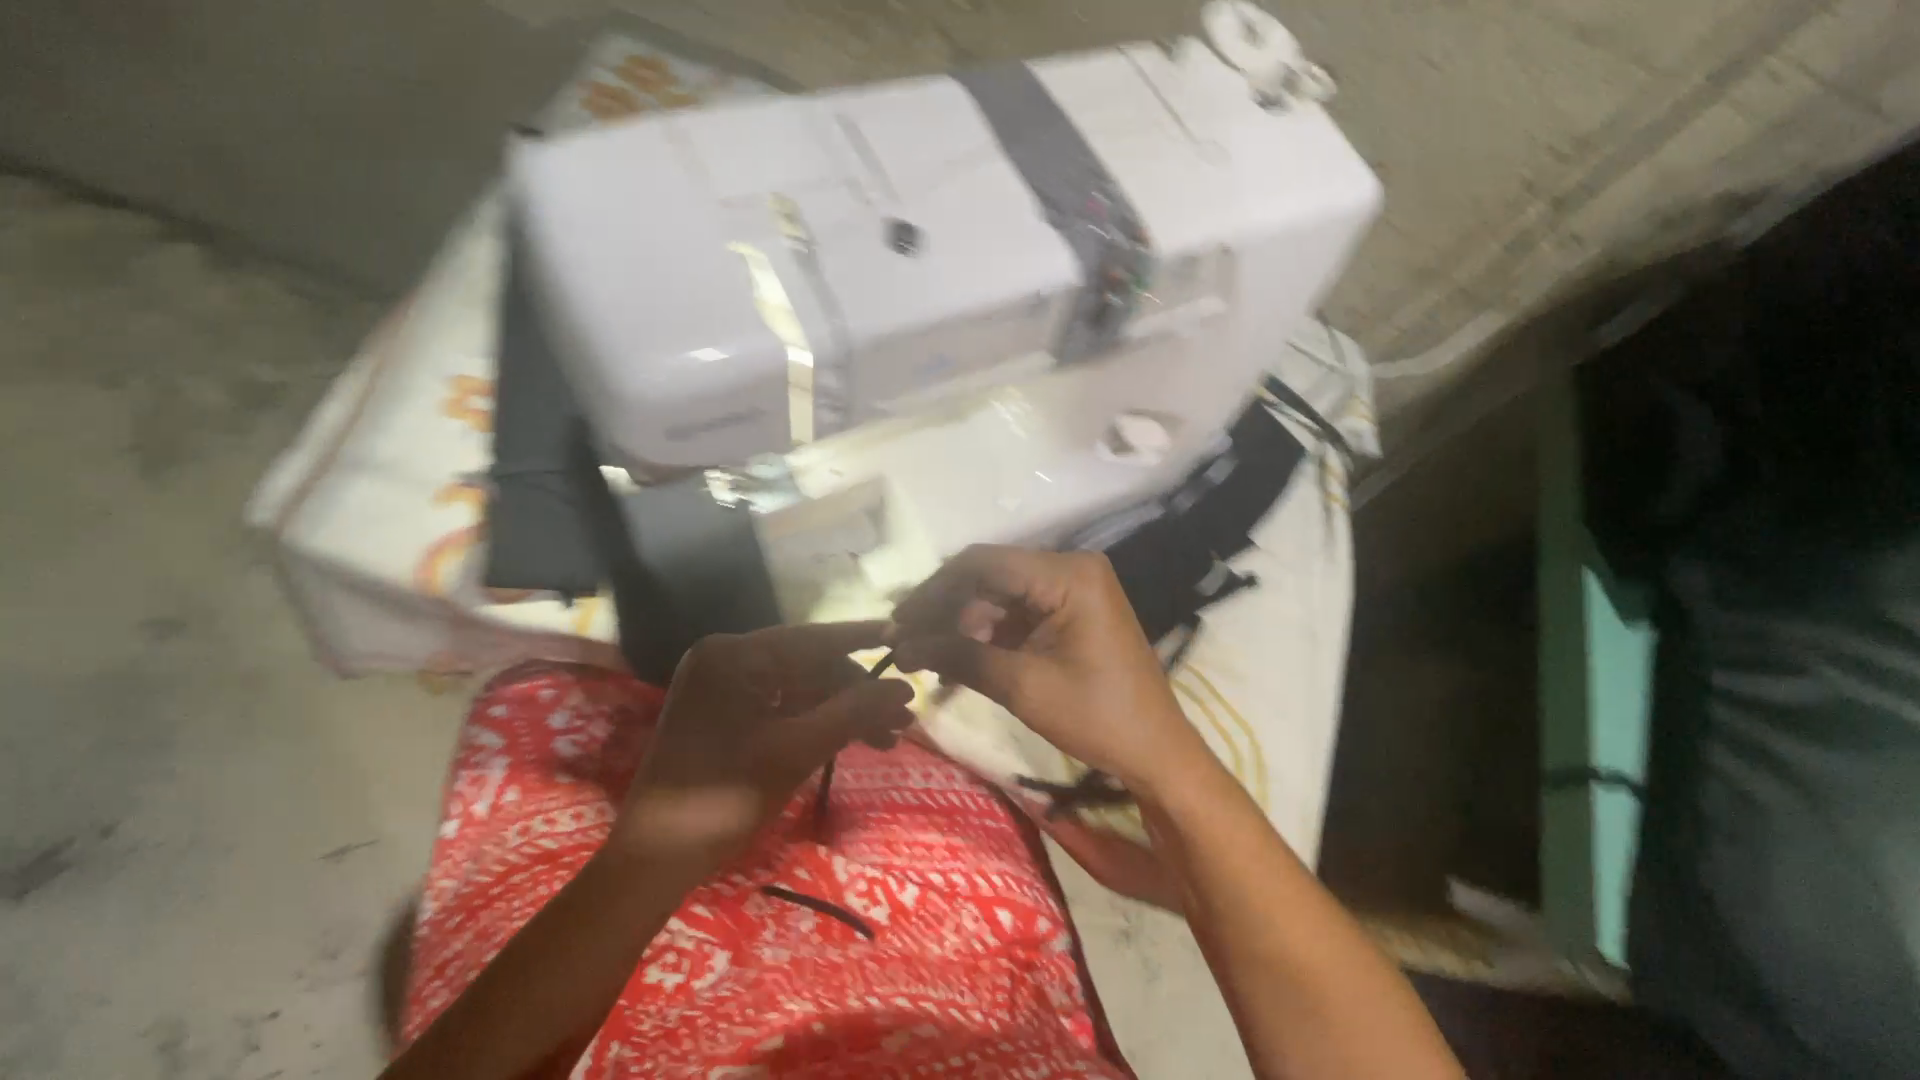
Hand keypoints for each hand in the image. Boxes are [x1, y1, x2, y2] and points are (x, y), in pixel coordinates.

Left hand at [610, 622, 912, 872]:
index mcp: (733, 655)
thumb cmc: (725, 797)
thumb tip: (905, 687)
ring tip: (887, 739)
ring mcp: (721, 686)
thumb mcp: (798, 750)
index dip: (862, 640)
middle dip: (856, 692)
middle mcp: (724, 659)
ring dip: (841, 710)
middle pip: (807, 664)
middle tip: (903, 719)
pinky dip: (814, 722)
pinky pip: (779, 705)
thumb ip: (853, 712)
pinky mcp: (722, 713)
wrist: (656, 857)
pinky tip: (851, 740)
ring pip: (798, 687)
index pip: (812, 638)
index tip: (907, 638)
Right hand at [890, 546, 1214, 796]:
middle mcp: (1070, 569)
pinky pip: (1017, 615)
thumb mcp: (1022, 685)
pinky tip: (956, 662)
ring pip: (999, 597)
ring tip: (924, 659)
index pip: (983, 564)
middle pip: (989, 577)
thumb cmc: (1096, 716)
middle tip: (905, 646)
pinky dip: (987, 638)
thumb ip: (960, 656)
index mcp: (1068, 574)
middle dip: (945, 611)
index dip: (934, 591)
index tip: (899, 625)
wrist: (1155, 752)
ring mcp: (1073, 591)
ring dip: (962, 627)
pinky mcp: (1070, 615)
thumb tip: (901, 647)